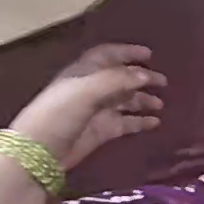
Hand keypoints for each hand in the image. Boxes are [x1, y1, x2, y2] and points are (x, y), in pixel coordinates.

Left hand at [9, 44, 165, 168]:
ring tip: (161, 103)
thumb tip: (144, 75)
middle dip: (141, 78)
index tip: (149, 54)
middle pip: (120, 79)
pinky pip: (125, 123)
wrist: (41, 151)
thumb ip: (117, 80)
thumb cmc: (59, 114)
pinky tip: (155, 122)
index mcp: (84, 72)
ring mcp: (96, 112)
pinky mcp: (100, 132)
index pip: (108, 55)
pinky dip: (140, 121)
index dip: (127, 52)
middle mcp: (91, 89)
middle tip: (163, 82)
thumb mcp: (86, 90)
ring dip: (142, 100)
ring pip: (125, 101)